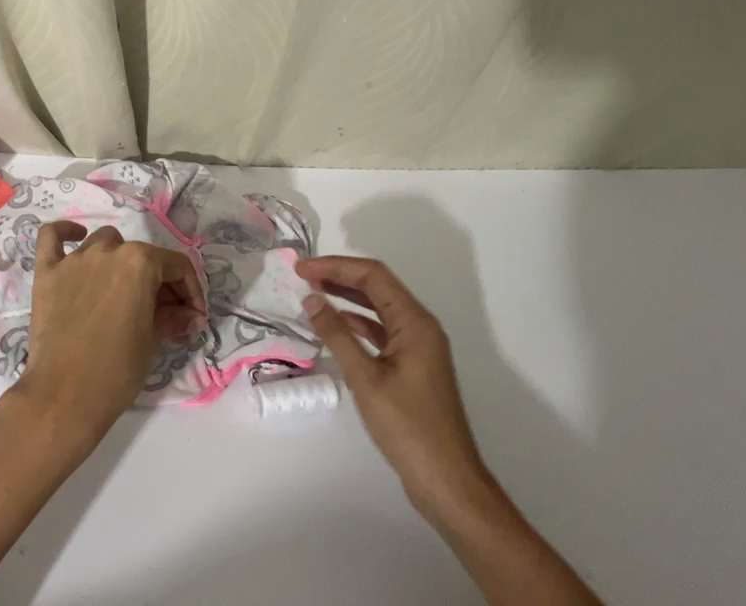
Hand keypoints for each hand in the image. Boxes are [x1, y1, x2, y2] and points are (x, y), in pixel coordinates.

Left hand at [13, 221, 205, 443]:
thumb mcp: (153, 341)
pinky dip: (65, 232)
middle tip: (165, 316)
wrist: (64, 395)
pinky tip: (75, 237)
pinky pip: (53, 237)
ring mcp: (74, 259)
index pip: (176, 266)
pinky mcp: (46, 272)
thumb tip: (189, 316)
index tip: (192, 317)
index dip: (191, 292)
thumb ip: (172, 318)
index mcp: (139, 262)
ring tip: (124, 292)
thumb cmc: (116, 369)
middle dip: (160, 283)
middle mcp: (107, 251)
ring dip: (120, 262)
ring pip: (104, 244)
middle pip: (142, 256)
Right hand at [297, 255, 485, 510]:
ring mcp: (419, 347)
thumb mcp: (365, 378)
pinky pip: (383, 330)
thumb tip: (311, 298)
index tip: (300, 268)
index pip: (373, 277)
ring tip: (312, 293)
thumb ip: (337, 334)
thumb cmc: (407, 427)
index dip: (335, 266)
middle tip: (301, 275)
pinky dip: (357, 322)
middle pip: (378, 287)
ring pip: (380, 308)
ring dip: (347, 297)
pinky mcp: (413, 366)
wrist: (445, 479)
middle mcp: (421, 327)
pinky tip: (335, 325)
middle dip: (340, 276)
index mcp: (416, 323)